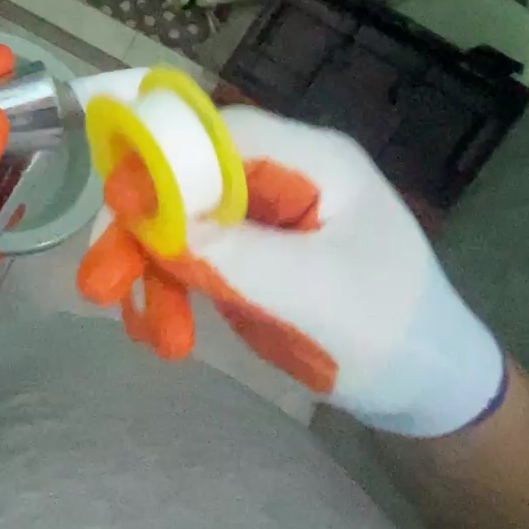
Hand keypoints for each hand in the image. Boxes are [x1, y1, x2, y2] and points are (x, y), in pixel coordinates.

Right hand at [78, 105, 503, 436]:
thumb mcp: (314, 294)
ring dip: (152, 272)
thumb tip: (145, 219)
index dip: (162, 159)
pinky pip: (194, 256)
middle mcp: (282, 175)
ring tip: (144, 331)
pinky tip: (160, 332)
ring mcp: (263, 215)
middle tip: (98, 283)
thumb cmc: (392, 333)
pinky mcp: (250, 251)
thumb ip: (231, 254)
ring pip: (183, 222)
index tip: (116, 204)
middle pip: (190, 180)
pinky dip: (170, 290)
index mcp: (313, 161)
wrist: (430, 393)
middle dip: (143, 232)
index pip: (220, 135)